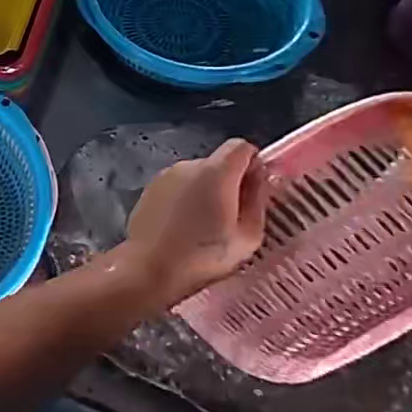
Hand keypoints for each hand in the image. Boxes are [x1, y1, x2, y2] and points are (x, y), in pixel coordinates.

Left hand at [122, 139, 268, 303]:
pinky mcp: (150, 187)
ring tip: (210, 225)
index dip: (253, 162)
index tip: (258, 186)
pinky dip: (187, 197)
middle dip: (230, 182)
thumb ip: (257, 199)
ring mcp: (164, 175)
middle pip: (218, 163)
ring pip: (197, 175)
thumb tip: (261, 176)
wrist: (151, 265)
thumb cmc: (205, 254)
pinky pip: (178, 185)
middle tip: (236, 215)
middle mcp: (187, 165)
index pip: (240, 147)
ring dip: (207, 190)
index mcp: (215, 172)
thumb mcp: (248, 234)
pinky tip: (186, 225)